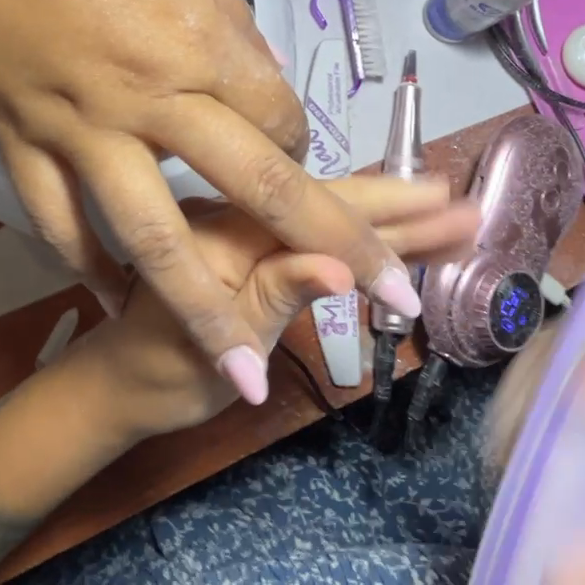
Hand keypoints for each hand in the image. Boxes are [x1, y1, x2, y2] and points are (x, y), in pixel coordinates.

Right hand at [0, 0, 425, 403]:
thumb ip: (216, 19)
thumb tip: (248, 74)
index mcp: (193, 37)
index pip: (277, 115)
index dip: (299, 139)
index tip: (297, 151)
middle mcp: (147, 97)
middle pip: (257, 184)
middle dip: (336, 243)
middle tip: (393, 296)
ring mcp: (76, 128)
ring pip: (152, 237)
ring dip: (205, 312)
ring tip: (247, 375)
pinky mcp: (13, 137)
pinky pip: (55, 220)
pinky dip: (82, 263)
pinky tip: (108, 295)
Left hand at [69, 177, 479, 438]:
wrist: (119, 382)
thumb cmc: (161, 372)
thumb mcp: (217, 343)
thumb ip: (277, 294)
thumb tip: (342, 268)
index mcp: (229, 225)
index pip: (320, 212)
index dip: (388, 218)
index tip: (448, 212)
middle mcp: (240, 213)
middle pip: (331, 204)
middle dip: (402, 206)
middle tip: (465, 201)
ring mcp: (247, 227)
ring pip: (326, 216)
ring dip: (390, 216)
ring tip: (448, 209)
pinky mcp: (253, 246)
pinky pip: (312, 232)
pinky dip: (360, 234)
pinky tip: (395, 233)